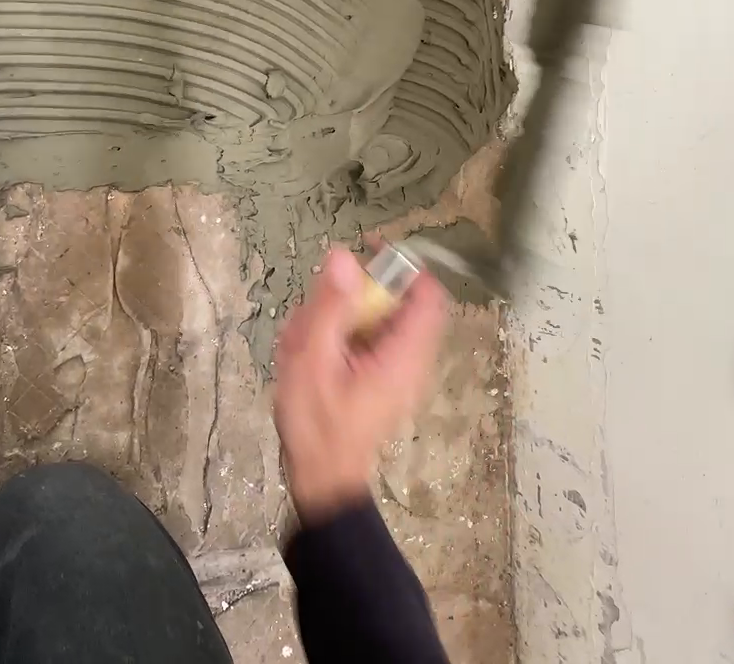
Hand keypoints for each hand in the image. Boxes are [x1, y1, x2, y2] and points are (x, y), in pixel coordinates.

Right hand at [274, 246, 447, 524]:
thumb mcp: (313, 360)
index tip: (368, 253)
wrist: (321, 480)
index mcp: (404, 356)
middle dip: (355, 295)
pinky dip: (338, 335)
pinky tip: (309, 352)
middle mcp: (410, 361)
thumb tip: (344, 256)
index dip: (404, 266)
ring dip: (340, 316)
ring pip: (377, 321)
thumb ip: (329, 306)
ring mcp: (396, 372)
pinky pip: (366, 340)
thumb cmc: (317, 424)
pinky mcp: (380, 380)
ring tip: (304, 336)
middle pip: (397, 304)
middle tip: (316, 310)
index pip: (428, 296)